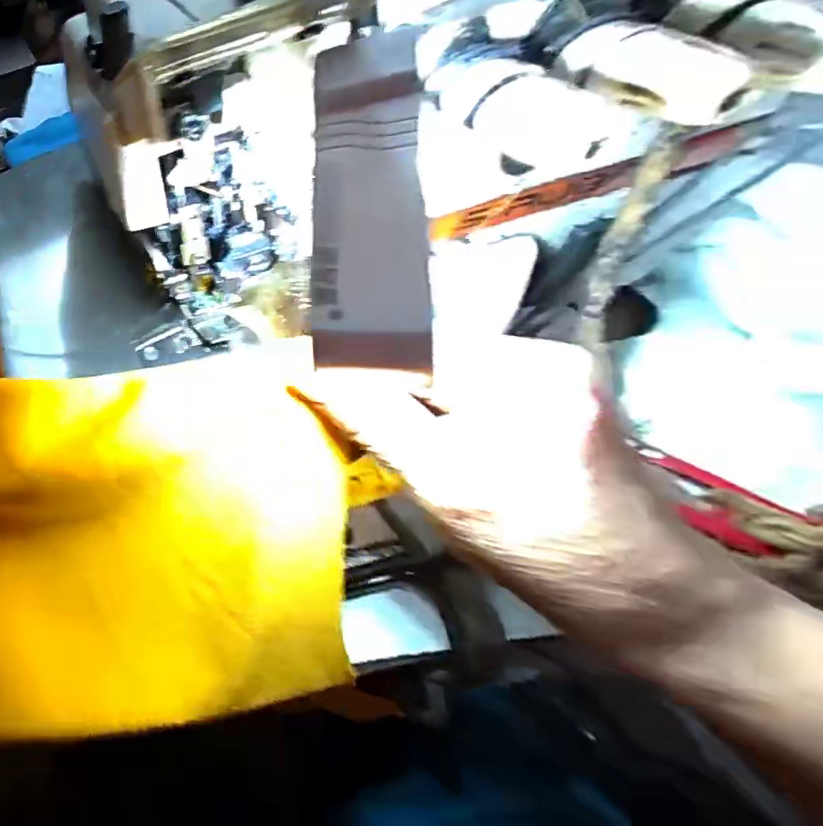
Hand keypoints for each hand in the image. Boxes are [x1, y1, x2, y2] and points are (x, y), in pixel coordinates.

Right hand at [302, 337, 750, 665]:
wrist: (653, 597)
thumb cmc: (544, 549)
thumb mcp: (442, 484)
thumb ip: (370, 417)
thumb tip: (302, 373)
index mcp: (520, 371)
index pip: (396, 343)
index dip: (336, 355)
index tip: (287, 371)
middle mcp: (540, 353)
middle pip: (415, 346)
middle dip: (362, 370)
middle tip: (314, 392)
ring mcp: (552, 368)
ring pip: (433, 360)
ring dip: (388, 383)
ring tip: (352, 409)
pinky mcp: (554, 388)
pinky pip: (459, 376)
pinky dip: (420, 395)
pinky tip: (408, 424)